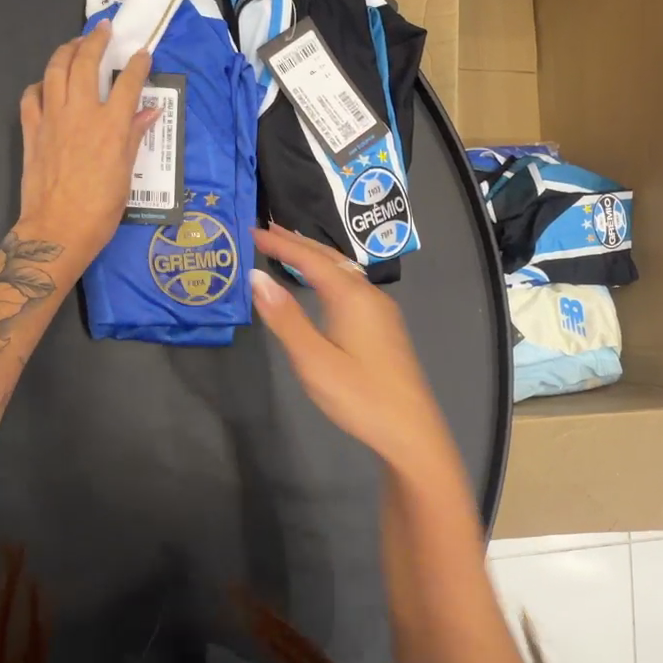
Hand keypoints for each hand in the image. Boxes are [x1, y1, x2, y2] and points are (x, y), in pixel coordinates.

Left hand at [17, 21, 156, 255]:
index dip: (137, 64)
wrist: (57, 229)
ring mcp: (52, 119)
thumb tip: (147, 113)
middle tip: (103, 30)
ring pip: (55, 70)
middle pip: (86, 63)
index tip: (142, 54)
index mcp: (111, 126)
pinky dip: (41, 84)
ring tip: (75, 44)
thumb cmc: (99, 211)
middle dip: (96, 41)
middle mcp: (81, 114)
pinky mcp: (31, 130)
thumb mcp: (126, 176)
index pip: (127, 83)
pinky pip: (32, 96)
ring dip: (66, 51)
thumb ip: (134, 138)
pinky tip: (47, 85)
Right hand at [249, 225, 461, 471]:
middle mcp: (369, 295)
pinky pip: (351, 286)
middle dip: (297, 243)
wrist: (411, 432)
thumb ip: (285, 318)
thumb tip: (257, 278)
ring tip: (288, 248)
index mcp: (352, 297)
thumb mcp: (313, 360)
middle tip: (266, 230)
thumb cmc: (359, 396)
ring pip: (343, 272)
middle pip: (330, 259)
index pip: (309, 258)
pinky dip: (328, 274)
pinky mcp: (384, 328)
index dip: (280, 244)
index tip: (251, 230)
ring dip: (314, 257)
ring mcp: (381, 312)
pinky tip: (321, 284)